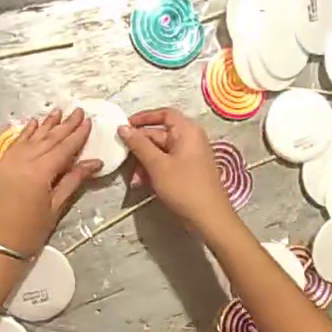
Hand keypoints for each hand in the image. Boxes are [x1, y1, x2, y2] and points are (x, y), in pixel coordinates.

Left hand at [0, 109, 99, 255]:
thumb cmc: (30, 231)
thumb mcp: (56, 207)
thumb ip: (73, 180)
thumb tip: (94, 163)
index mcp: (40, 172)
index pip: (63, 148)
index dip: (77, 134)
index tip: (88, 121)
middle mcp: (23, 161)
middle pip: (48, 139)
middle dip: (64, 125)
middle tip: (78, 111)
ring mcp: (9, 162)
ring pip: (31, 138)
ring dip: (46, 124)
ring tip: (58, 112)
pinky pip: (15, 144)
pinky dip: (25, 133)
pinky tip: (33, 124)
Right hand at [118, 108, 236, 233]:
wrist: (209, 218)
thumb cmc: (184, 188)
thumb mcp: (157, 165)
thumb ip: (139, 145)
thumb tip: (122, 127)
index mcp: (187, 131)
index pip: (164, 114)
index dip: (144, 117)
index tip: (125, 126)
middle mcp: (190, 140)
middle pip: (159, 135)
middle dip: (140, 148)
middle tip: (123, 159)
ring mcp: (189, 157)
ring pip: (160, 152)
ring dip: (144, 163)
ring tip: (134, 179)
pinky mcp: (187, 172)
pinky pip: (166, 165)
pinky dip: (153, 171)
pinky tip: (141, 184)